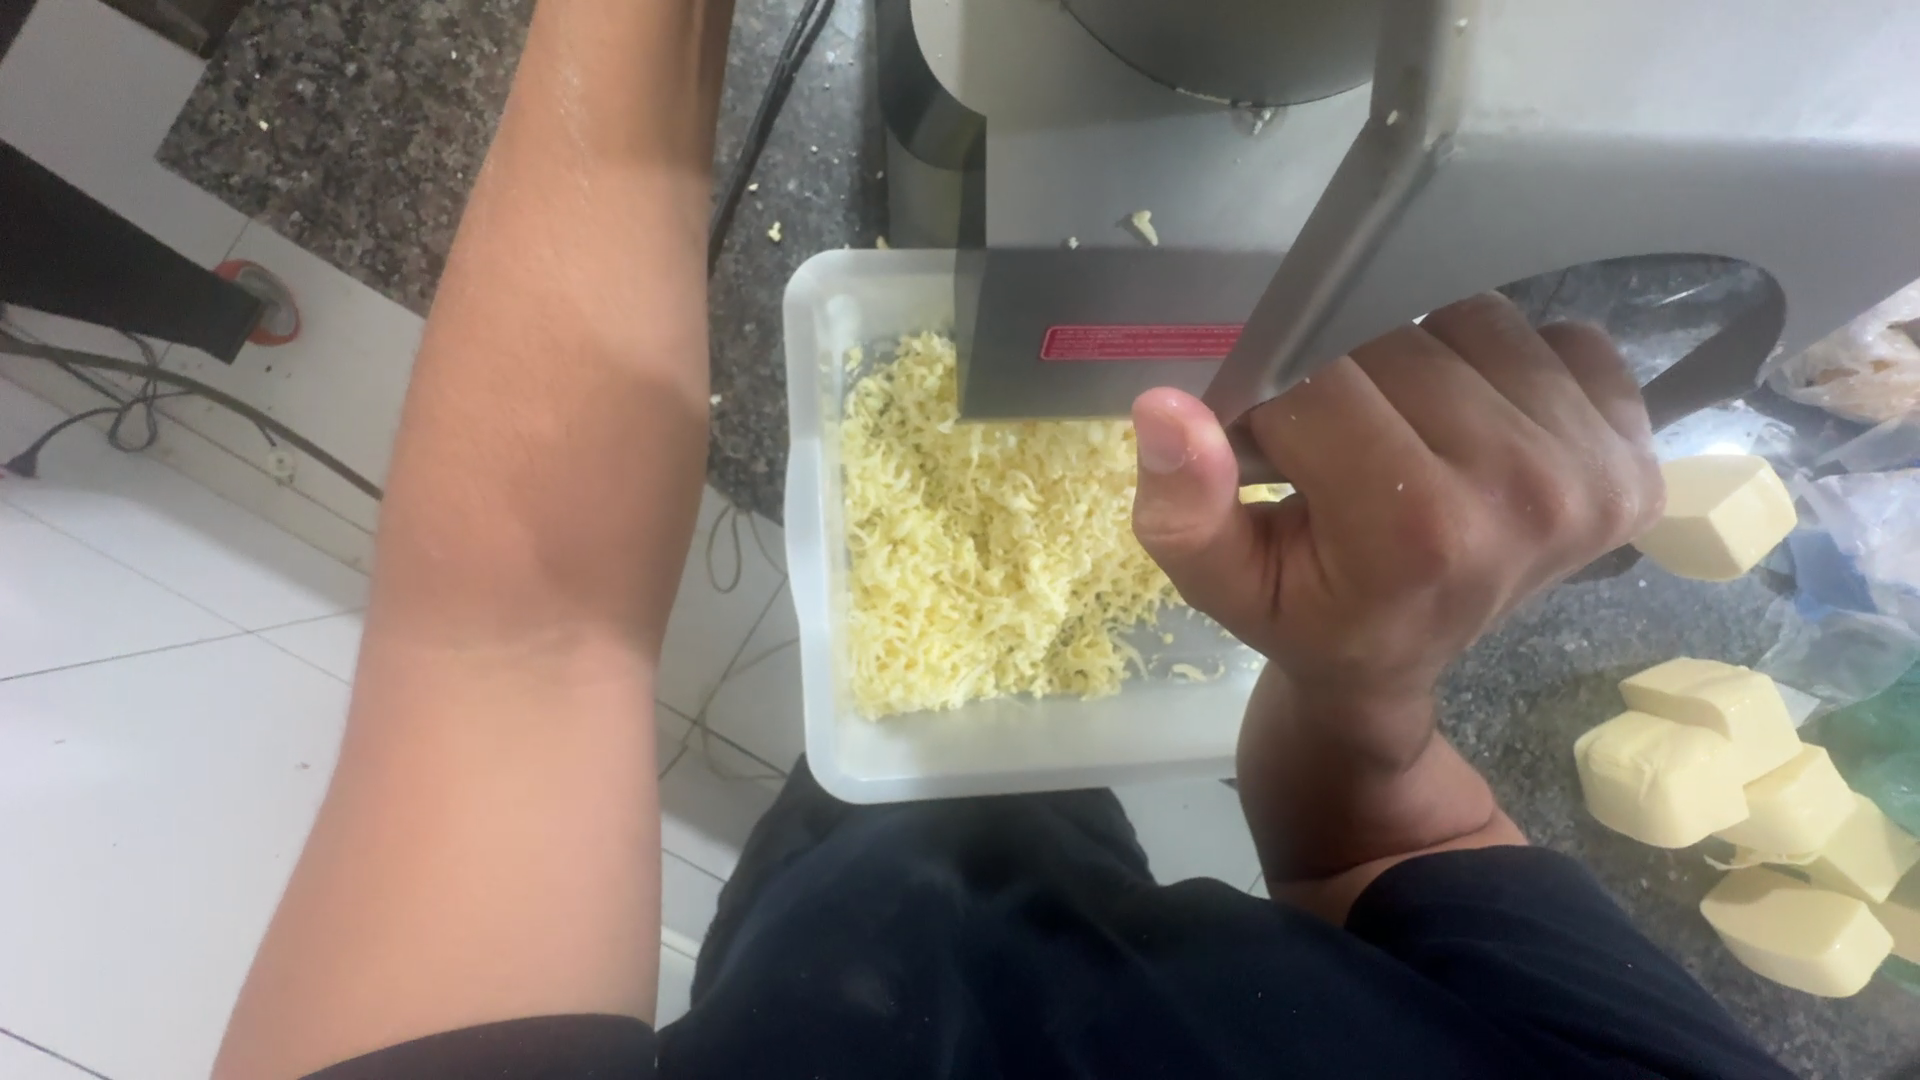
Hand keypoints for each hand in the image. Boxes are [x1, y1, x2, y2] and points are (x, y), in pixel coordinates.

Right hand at [1132, 294, 1662, 726]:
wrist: (1392, 664)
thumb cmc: (1297, 617)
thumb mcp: (1217, 580)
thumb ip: (1181, 506)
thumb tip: (1164, 405)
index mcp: (1412, 532)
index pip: (1322, 387)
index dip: (1276, 405)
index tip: (1272, 453)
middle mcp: (1524, 492)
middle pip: (1397, 346)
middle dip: (1340, 383)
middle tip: (1330, 449)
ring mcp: (1595, 472)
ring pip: (1472, 324)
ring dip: (1413, 365)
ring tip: (1395, 434)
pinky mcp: (1638, 455)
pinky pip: (1556, 340)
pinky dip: (1497, 368)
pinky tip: (1468, 430)